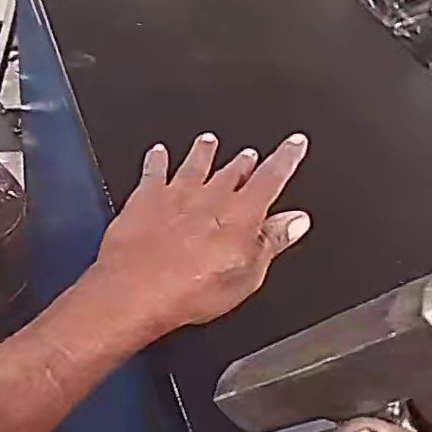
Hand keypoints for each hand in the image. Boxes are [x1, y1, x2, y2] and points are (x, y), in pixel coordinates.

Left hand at [86, 132, 311, 338]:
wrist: (136, 289)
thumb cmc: (189, 290)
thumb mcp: (247, 275)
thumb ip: (272, 243)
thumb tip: (296, 221)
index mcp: (240, 214)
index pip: (272, 177)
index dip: (286, 158)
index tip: (295, 143)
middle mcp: (209, 196)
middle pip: (232, 171)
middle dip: (243, 162)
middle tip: (249, 154)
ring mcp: (175, 195)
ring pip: (194, 165)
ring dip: (203, 153)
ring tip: (208, 142)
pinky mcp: (145, 199)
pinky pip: (154, 171)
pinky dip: (157, 160)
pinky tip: (157, 153)